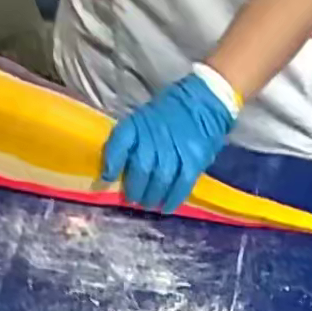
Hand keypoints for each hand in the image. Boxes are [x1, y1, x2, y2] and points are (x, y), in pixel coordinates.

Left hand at [100, 74, 234, 213]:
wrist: (204, 103)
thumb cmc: (171, 113)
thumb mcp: (147, 117)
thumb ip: (136, 139)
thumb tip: (122, 166)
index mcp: (140, 122)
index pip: (121, 141)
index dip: (112, 162)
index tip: (107, 178)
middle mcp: (156, 135)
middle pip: (141, 167)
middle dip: (135, 188)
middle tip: (133, 200)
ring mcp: (177, 148)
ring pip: (160, 180)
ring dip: (152, 197)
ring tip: (148, 205)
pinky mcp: (194, 160)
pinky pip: (182, 185)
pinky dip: (173, 199)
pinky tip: (167, 208)